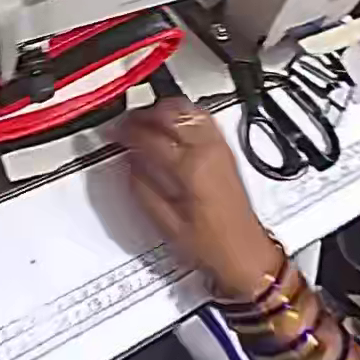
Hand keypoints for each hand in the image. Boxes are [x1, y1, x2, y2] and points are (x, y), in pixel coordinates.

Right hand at [120, 99, 283, 299]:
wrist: (245, 251)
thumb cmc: (212, 244)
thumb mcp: (167, 224)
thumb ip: (143, 189)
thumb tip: (129, 163)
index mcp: (191, 169)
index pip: (151, 137)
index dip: (127, 132)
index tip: (115, 133)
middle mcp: (207, 150)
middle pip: (170, 114)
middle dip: (143, 114)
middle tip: (127, 121)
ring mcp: (219, 146)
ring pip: (187, 108)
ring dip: (163, 108)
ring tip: (146, 117)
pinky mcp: (225, 147)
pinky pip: (202, 115)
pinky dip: (183, 111)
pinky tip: (172, 118)